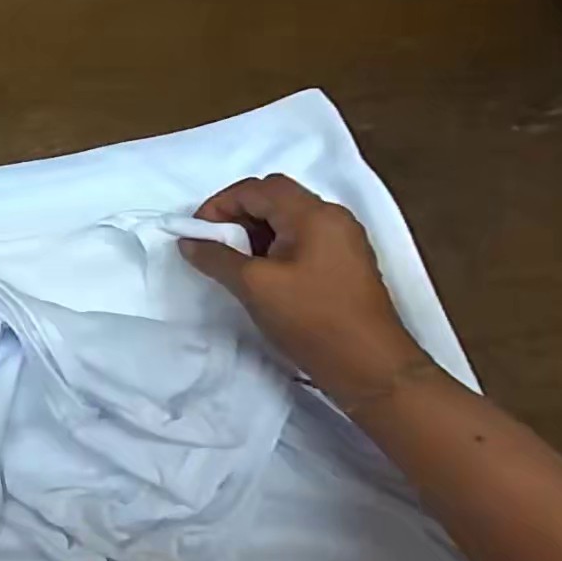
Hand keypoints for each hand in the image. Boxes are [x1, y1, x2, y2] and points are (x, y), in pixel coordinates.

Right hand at [178, 175, 432, 405]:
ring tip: (235, 260)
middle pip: (274, 196)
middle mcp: (332, 217)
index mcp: (313, 214)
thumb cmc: (311, 321)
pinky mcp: (346, 261)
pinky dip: (275, 244)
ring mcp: (343, 239)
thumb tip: (188, 242)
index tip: (198, 233)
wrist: (373, 371)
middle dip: (238, 214)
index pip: (256, 189)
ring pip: (288, 216)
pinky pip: (302, 236)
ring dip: (256, 230)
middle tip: (215, 242)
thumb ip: (216, 258)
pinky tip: (262, 272)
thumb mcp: (253, 287)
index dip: (220, 204)